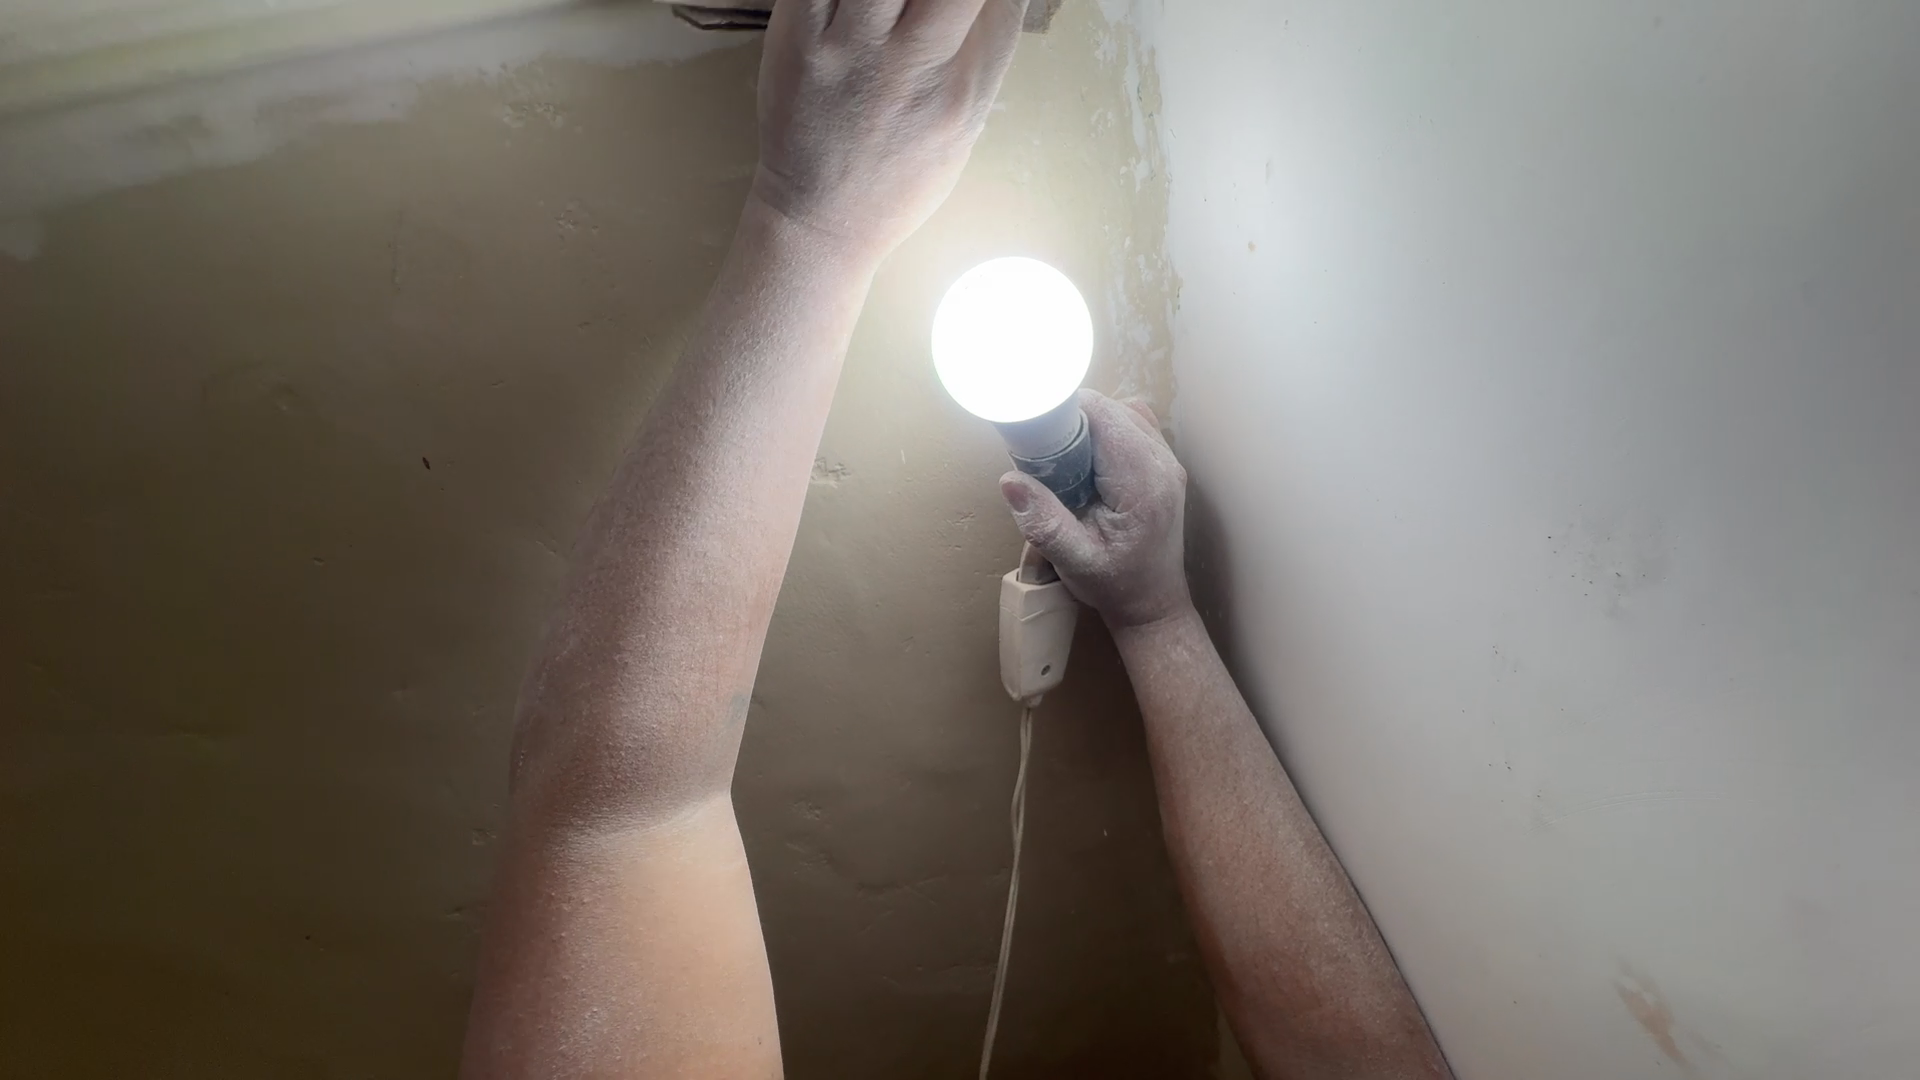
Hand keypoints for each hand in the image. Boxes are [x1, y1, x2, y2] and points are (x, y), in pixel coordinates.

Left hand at [751, 0, 1030, 261]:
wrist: (821, 224)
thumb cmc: (892, 187)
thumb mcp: (958, 140)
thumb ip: (977, 66)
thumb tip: (989, 3)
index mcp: (963, 95)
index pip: (1004, 4)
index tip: (970, 6)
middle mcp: (916, 67)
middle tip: (925, 10)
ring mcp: (856, 48)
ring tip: (890, 14)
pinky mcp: (802, 36)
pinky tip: (851, 8)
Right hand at [1000, 391, 1194, 630]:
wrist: (1152, 606)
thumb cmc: (1115, 586)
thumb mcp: (1074, 561)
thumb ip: (1044, 522)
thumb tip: (1010, 480)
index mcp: (1144, 482)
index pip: (1103, 415)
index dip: (1065, 412)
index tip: (1035, 432)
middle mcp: (1162, 464)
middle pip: (1112, 409)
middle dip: (1072, 419)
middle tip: (1044, 453)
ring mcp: (1166, 462)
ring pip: (1122, 412)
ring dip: (1088, 424)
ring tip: (1063, 459)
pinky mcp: (1162, 466)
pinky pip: (1131, 426)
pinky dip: (1104, 432)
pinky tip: (1086, 462)